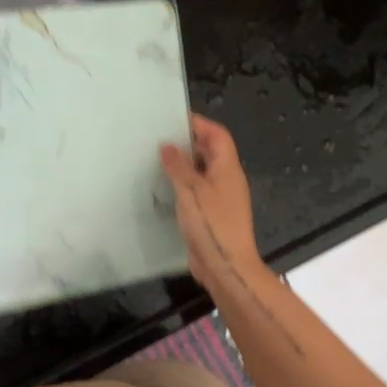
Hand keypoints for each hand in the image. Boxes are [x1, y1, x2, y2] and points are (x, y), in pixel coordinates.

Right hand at [160, 114, 265, 291]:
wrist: (226, 268)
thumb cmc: (212, 224)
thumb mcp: (190, 191)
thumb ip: (178, 166)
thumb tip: (168, 145)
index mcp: (228, 168)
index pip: (217, 135)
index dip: (199, 124)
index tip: (174, 119)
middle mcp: (228, 179)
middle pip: (211, 152)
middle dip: (188, 142)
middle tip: (160, 138)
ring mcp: (222, 199)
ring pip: (203, 172)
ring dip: (184, 165)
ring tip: (158, 160)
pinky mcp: (213, 216)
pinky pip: (199, 192)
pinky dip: (184, 185)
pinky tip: (165, 189)